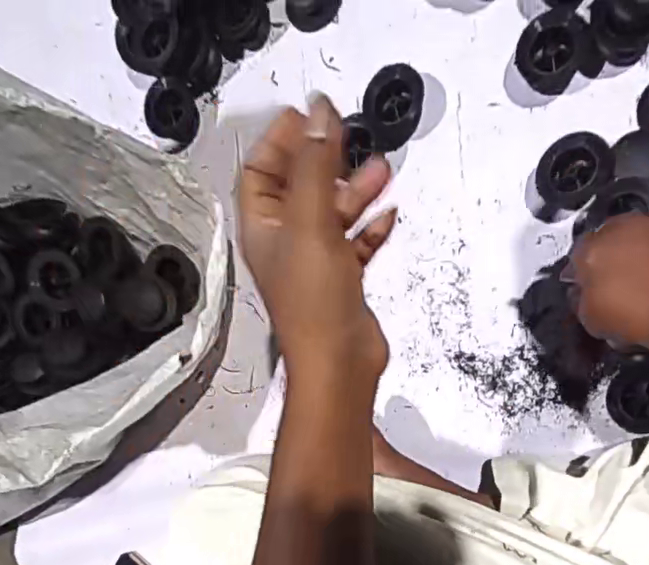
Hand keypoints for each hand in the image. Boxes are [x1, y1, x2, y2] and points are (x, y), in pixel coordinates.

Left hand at [238, 95, 398, 398]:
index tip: (307, 117)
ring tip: (378, 169)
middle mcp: (287, 244)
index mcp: (264, 227)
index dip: (281, 140)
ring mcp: (316, 263)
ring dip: (355, 191)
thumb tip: (319, 117)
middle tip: (346, 136)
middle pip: (301, 187)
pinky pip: (357, 244)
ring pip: (334, 214)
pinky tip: (385, 216)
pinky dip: (370, 228)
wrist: (340, 362)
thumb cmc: (313, 310)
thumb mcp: (310, 223)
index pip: (262, 170)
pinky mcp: (343, 282)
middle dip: (325, 160)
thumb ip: (316, 167)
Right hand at [569, 213, 648, 354]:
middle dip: (613, 253)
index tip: (591, 285)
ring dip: (644, 246)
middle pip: (611, 235)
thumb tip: (582, 289)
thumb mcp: (591, 321)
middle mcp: (622, 227)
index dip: (584, 271)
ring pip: (643, 230)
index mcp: (592, 251)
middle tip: (623, 277)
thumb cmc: (635, 323)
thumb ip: (581, 298)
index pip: (579, 254)